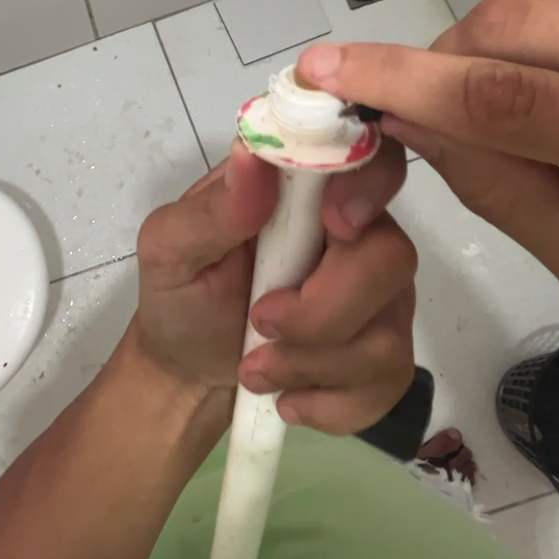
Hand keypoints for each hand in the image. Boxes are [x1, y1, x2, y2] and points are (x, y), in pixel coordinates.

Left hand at [129, 139, 416, 432]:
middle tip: (258, 322)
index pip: (367, 156)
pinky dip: (330, 403)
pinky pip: (389, 382)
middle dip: (321, 310)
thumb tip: (251, 155)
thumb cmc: (179, 295)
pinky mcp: (383, 350)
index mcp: (299, 189)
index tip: (334, 226)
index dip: (368, 185)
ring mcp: (375, 292)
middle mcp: (350, 230)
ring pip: (387, 331)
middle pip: (389, 255)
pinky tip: (288, 398)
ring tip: (254, 367)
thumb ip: (212, 208)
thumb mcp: (170, 249)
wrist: (188, 372)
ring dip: (311, 364)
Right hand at [296, 0, 558, 413]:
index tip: (321, 69)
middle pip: (514, 23)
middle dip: (444, 63)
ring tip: (522, 107)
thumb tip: (408, 117)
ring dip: (498, 51)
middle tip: (427, 112)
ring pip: (545, 2)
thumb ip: (496, 186)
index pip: (508, 93)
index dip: (400, 78)